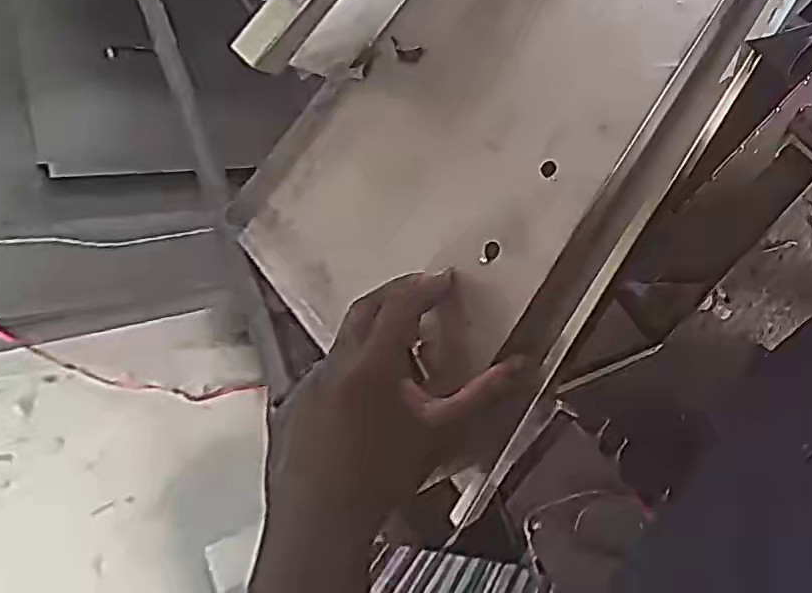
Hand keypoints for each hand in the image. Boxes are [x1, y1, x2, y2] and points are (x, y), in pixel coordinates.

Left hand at [253, 272, 518, 591]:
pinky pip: (325, 370)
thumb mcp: (443, 430)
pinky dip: (352, 362)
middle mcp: (333, 368)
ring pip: (344, 340)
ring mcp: (306, 389)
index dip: (426, 287)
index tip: (446, 280)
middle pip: (365, 309)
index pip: (400, 305)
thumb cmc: (383, 477)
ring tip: (405, 346)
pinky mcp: (290, 411)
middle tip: (425, 291)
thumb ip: (484, 393)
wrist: (318, 532)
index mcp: (371, 366)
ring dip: (375, 330)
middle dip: (397, 292)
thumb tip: (521, 365)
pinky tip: (370, 390)